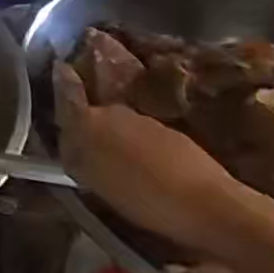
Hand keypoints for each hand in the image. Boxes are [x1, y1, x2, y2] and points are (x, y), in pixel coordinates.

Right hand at [53, 62, 243, 254]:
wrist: (213, 207)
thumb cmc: (142, 196)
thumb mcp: (94, 181)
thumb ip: (77, 157)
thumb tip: (68, 145)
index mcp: (87, 121)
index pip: (68, 92)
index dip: (62, 80)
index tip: (60, 65)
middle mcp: (116, 113)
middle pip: (98, 114)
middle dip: (95, 127)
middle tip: (94, 149)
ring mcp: (150, 124)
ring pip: (126, 129)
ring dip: (123, 143)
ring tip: (126, 169)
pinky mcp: (178, 139)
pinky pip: (152, 142)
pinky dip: (148, 155)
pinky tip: (154, 177)